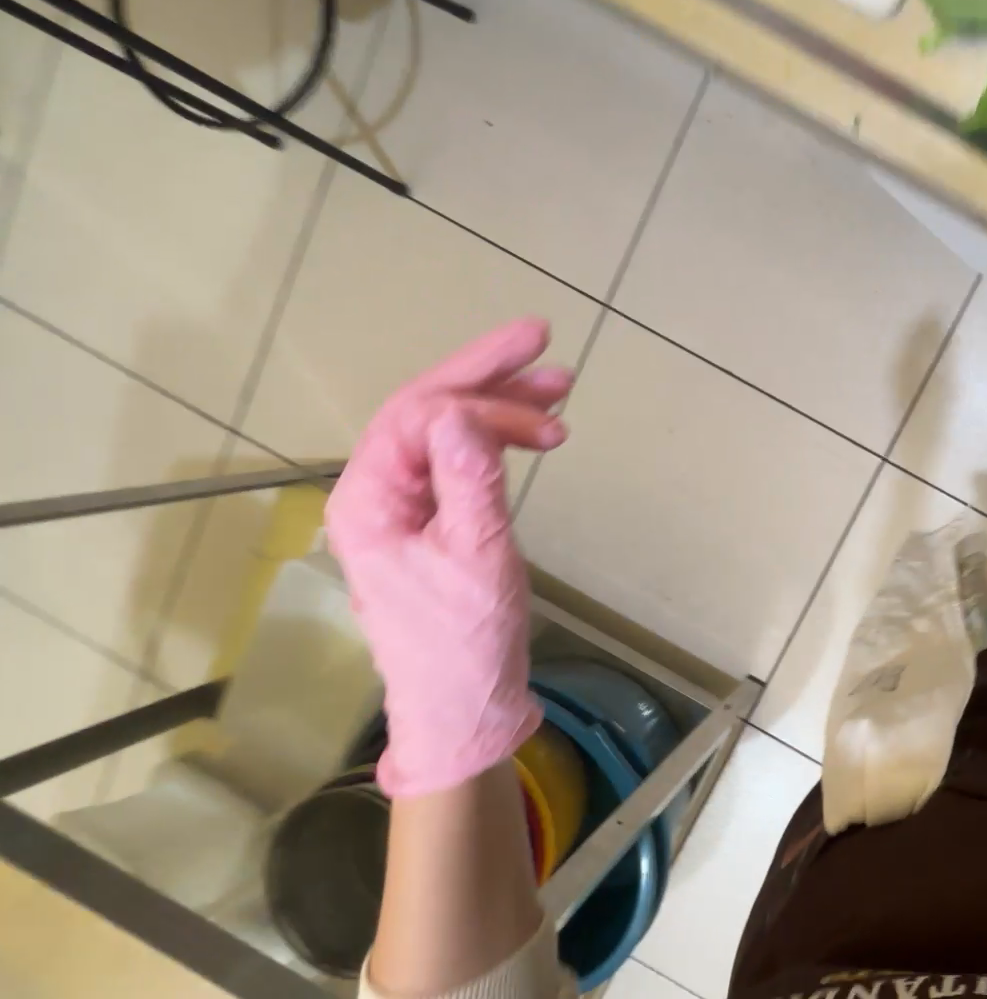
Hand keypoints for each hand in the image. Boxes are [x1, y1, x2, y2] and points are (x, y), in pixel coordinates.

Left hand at [325, 319, 573, 798]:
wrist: (464, 703)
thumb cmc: (466, 637)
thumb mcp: (478, 556)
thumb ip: (469, 481)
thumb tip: (462, 410)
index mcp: (370, 499)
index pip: (421, 417)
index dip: (485, 398)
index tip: (552, 405)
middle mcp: (378, 492)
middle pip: (427, 410)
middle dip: (486, 375)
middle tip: (543, 340)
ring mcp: (405, 507)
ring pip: (446, 431)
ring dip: (499, 403)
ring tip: (558, 383)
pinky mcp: (434, 522)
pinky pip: (460, 460)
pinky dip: (498, 437)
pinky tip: (532, 430)